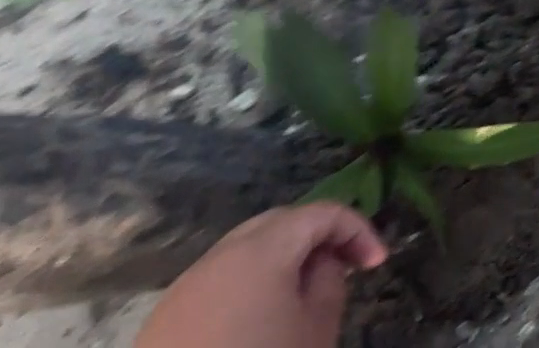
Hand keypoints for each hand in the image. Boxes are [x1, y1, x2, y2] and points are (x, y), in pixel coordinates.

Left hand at [136, 204, 387, 347]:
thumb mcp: (318, 324)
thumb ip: (329, 278)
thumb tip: (321, 262)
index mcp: (261, 251)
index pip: (323, 213)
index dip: (358, 229)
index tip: (376, 263)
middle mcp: (218, 258)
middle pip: (280, 222)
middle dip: (319, 234)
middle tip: (345, 261)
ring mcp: (183, 289)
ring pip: (245, 250)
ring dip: (283, 257)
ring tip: (304, 289)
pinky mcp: (162, 319)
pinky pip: (218, 281)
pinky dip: (249, 282)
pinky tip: (259, 316)